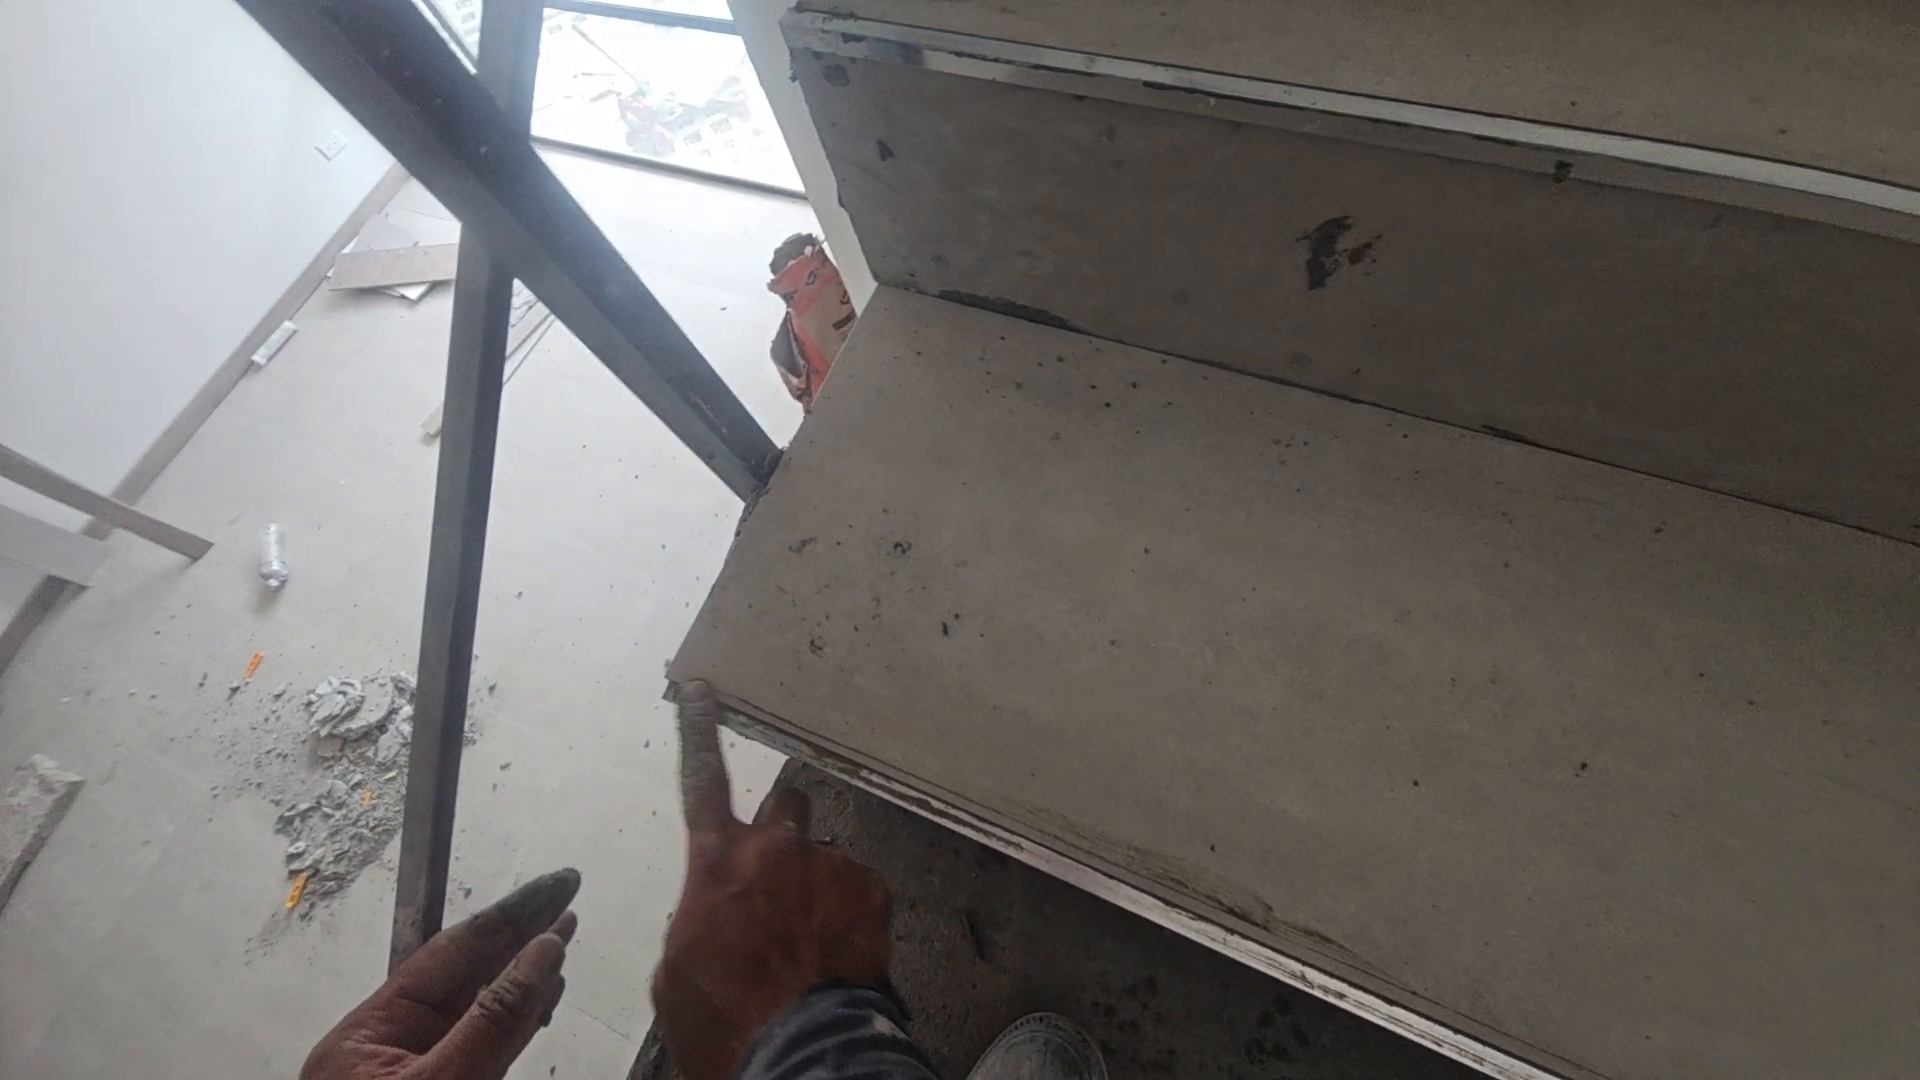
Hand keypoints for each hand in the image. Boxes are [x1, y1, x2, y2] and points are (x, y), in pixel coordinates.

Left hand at [301, 869, 580, 1079]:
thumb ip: (494, 1016)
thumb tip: (546, 947)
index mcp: (366, 1036)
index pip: (450, 950)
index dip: (510, 912)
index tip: (558, 884)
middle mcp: (389, 1045)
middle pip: (468, 971)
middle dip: (524, 931)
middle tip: (571, 893)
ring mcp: (417, 1071)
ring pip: (482, 1004)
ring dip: (529, 968)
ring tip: (566, 931)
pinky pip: (488, 1039)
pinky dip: (523, 1012)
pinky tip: (548, 990)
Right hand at [652, 682, 893, 1079]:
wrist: (801, 1054)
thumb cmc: (726, 1020)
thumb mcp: (679, 971)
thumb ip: (699, 914)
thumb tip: (718, 907)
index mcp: (718, 862)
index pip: (702, 778)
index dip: (699, 731)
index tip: (704, 692)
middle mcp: (775, 847)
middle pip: (785, 805)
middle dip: (783, 832)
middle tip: (784, 884)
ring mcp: (828, 862)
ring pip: (822, 858)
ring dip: (817, 888)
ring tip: (811, 946)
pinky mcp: (870, 885)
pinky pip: (856, 887)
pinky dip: (848, 913)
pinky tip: (838, 953)